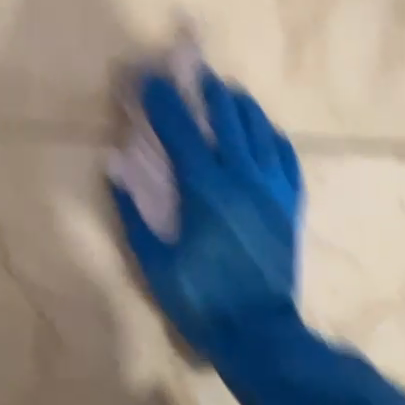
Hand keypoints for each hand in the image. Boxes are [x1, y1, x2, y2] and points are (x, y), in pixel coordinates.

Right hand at [110, 71, 304, 361]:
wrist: (257, 331)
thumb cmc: (198, 299)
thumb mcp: (154, 260)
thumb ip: (134, 210)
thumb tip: (114, 166)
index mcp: (205, 188)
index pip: (182, 128)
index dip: (164, 99)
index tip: (150, 78)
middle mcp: (243, 176)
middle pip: (227, 115)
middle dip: (205, 89)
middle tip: (191, 73)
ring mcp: (272, 188)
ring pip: (260, 128)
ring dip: (240, 105)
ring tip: (227, 93)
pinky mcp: (290, 203)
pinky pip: (285, 156)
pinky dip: (271, 136)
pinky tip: (264, 132)